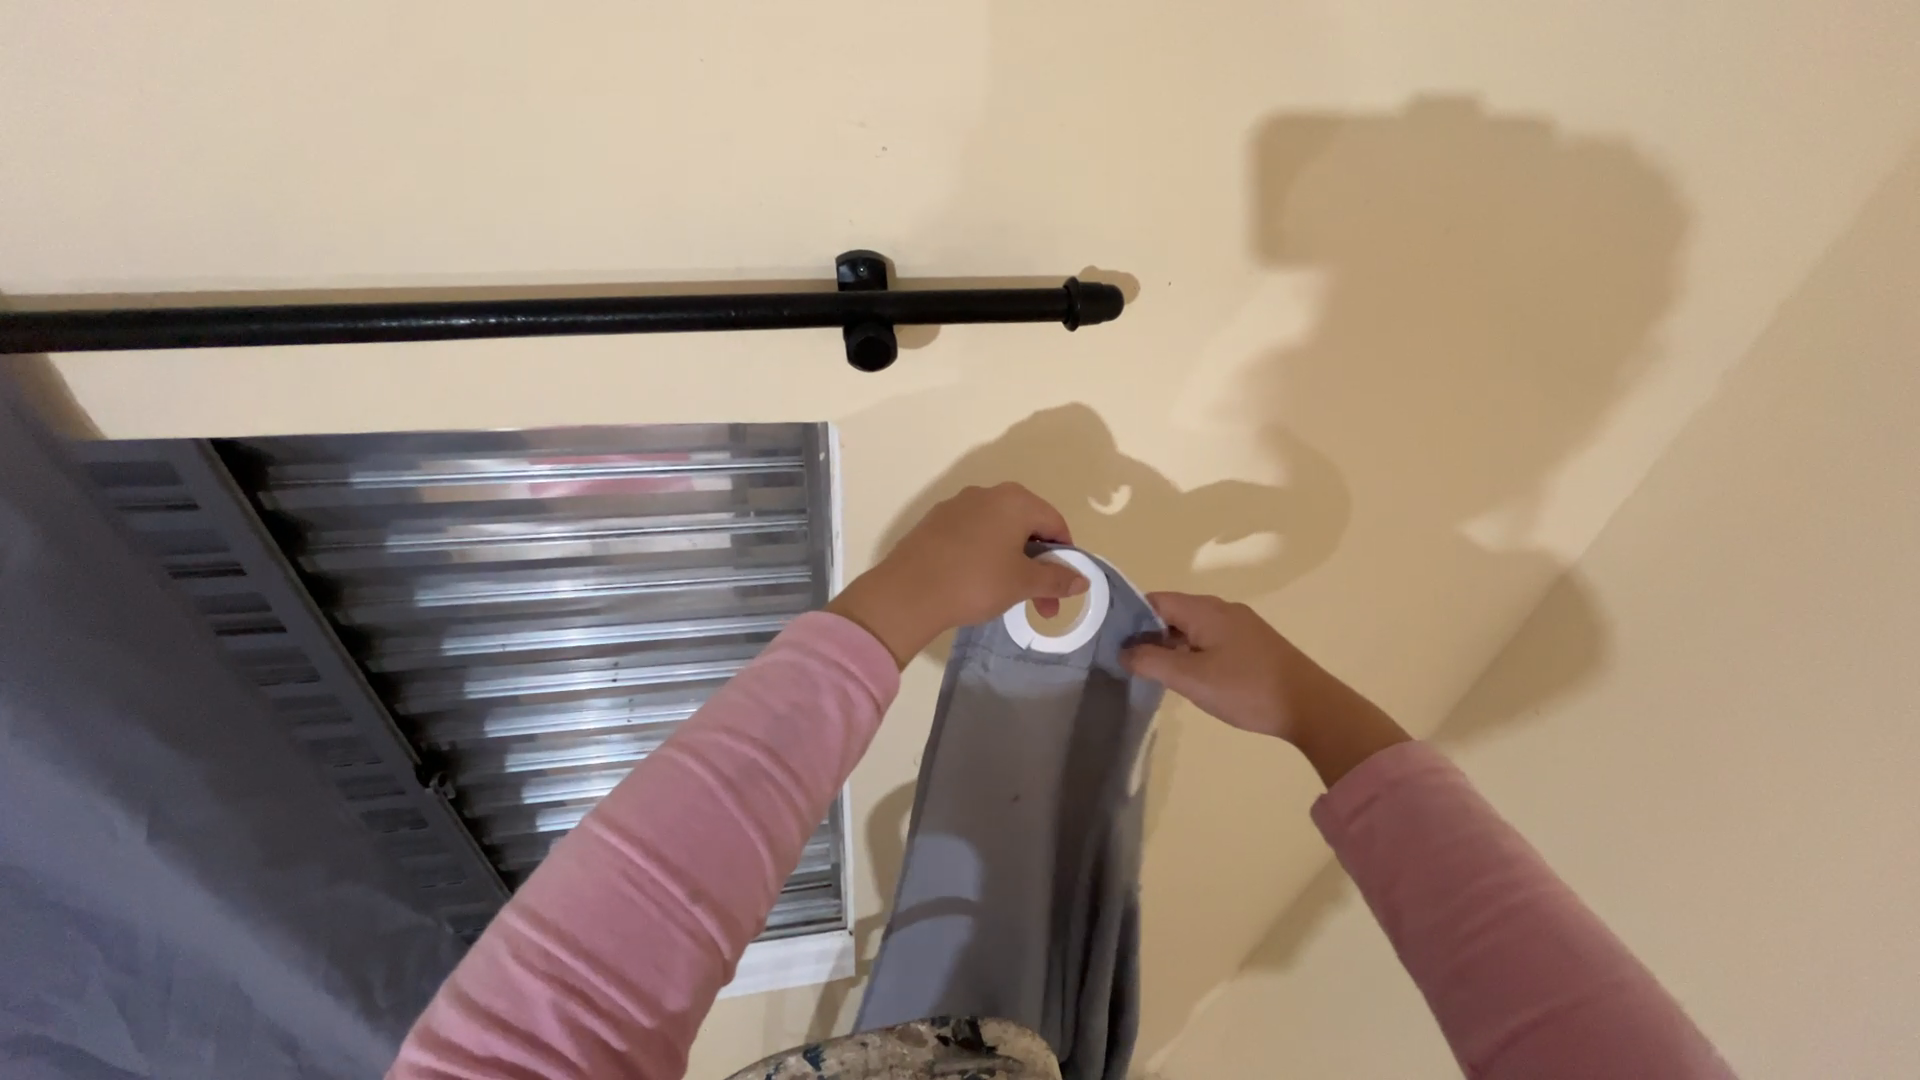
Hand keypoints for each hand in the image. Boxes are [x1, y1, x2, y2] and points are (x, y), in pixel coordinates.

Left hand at [828, 483, 1087, 666]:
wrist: (908, 592)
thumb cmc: (975, 582)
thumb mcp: (1022, 583)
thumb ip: (1056, 579)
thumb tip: (1081, 579)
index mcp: (1015, 500)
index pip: (1055, 523)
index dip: (1065, 555)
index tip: (1061, 586)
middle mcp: (987, 494)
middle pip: (1026, 527)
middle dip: (1038, 566)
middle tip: (1041, 604)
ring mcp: (957, 506)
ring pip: (998, 532)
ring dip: (1012, 563)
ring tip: (1009, 598)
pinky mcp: (934, 523)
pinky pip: (972, 536)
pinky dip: (984, 556)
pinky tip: (976, 584)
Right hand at [1122, 592, 1409, 787]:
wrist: (1313, 707)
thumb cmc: (1246, 689)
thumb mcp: (1190, 678)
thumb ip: (1151, 661)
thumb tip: (1124, 650)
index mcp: (1205, 609)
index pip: (1154, 600)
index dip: (1130, 619)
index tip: (1114, 644)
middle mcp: (1222, 609)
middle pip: (1173, 612)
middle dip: (1150, 634)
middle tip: (1133, 664)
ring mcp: (1241, 626)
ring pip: (1193, 628)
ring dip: (1173, 647)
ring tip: (1159, 675)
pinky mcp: (1254, 644)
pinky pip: (1212, 639)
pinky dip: (1195, 653)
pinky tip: (1194, 679)